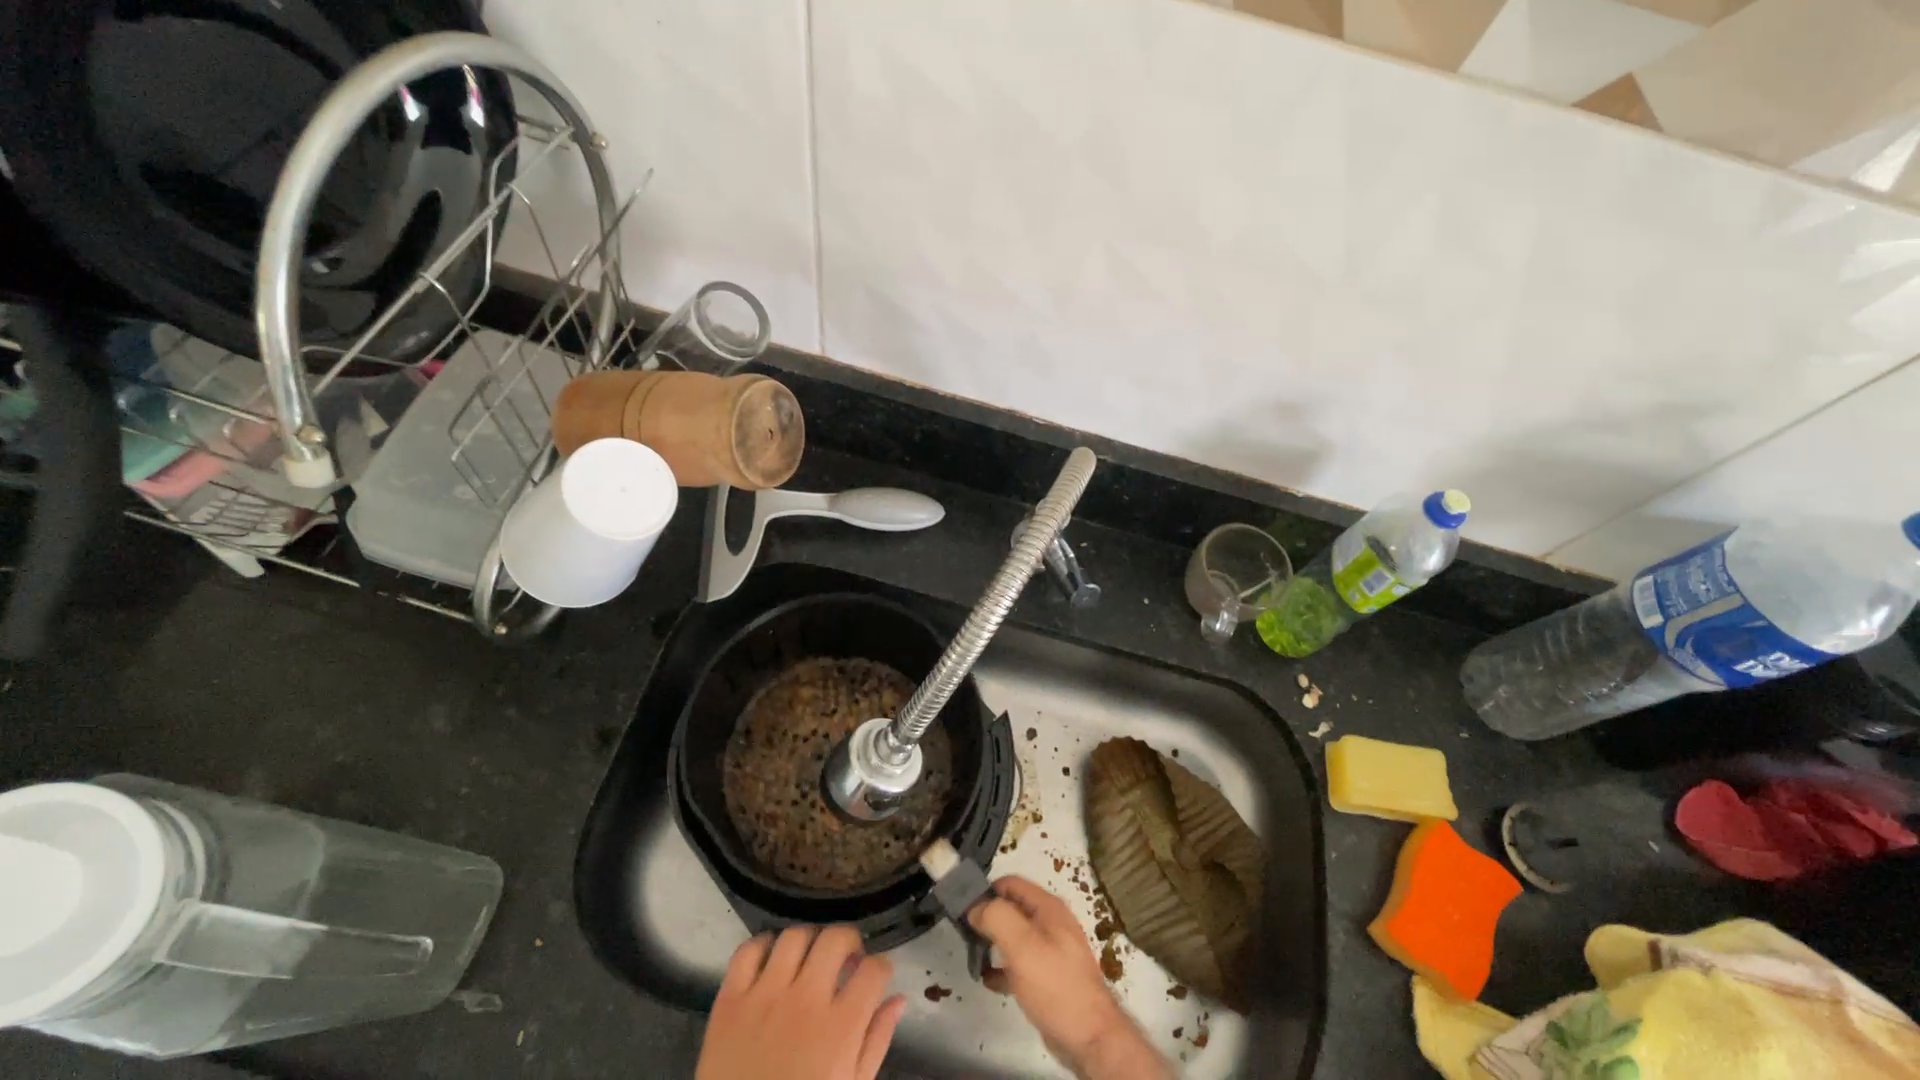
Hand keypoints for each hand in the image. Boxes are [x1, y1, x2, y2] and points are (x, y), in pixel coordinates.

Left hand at [695, 926, 906, 1079]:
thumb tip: (898, 1000)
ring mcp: (764, 996)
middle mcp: (805, 1000)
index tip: (876, 975)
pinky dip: (762, 945)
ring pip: (794, 937)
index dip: (882, 967)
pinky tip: (772, 958)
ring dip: (810, 941)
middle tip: (847, 958)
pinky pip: (746, 951)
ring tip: (810, 957)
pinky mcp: (729, 1000)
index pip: (874, 970)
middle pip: (835, 939)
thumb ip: (876, 1041)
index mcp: (841, 1027)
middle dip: (849, 941)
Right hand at [968, 877, 1170, 1079]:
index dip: (986, 891)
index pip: (1010, 884)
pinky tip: (989, 981)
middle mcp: (1051, 924)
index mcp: (1048, 908)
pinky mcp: (1047, 977)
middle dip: (987, 918)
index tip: (963, 909)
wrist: (1088, 1036)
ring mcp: (1050, 951)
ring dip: (992, 944)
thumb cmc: (1055, 984)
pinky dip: (1002, 968)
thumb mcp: (1022, 945)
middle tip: (964, 934)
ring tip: (972, 957)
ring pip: (1013, 937)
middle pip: (1011, 909)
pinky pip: (1018, 964)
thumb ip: (997, 918)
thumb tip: (975, 907)